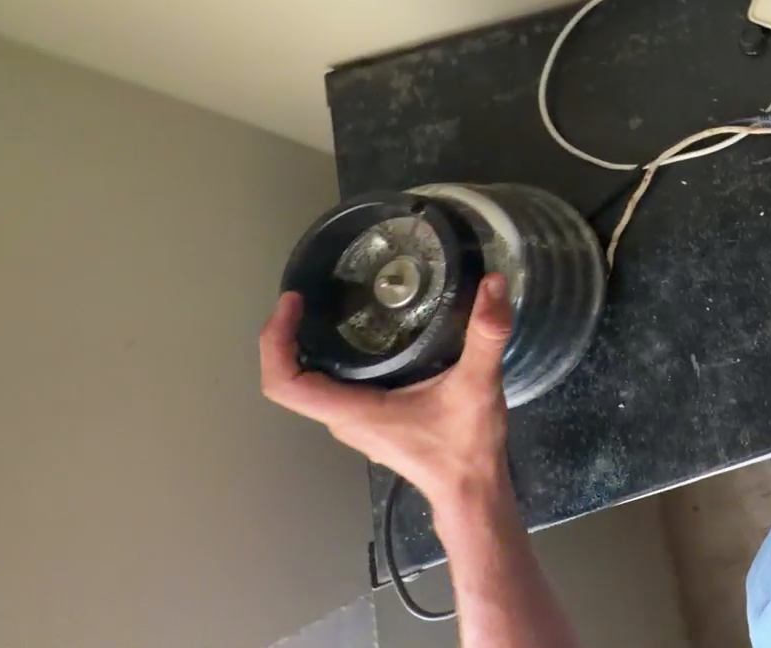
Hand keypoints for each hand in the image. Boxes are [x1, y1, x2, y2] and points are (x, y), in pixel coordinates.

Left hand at [259, 273, 513, 506]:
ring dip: (314, 345)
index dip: (276, 342)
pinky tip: (373, 334)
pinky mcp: (376, 420)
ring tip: (336, 304)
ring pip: (317, 383)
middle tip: (313, 293)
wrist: (473, 490)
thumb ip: (486, 335)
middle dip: (292, 335)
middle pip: (295, 379)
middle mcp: (345, 419)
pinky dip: (339, 357)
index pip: (286, 383)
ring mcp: (359, 423)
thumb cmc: (465, 446)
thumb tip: (494, 280)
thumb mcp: (479, 384)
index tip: (293, 302)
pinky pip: (339, 385)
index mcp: (353, 412)